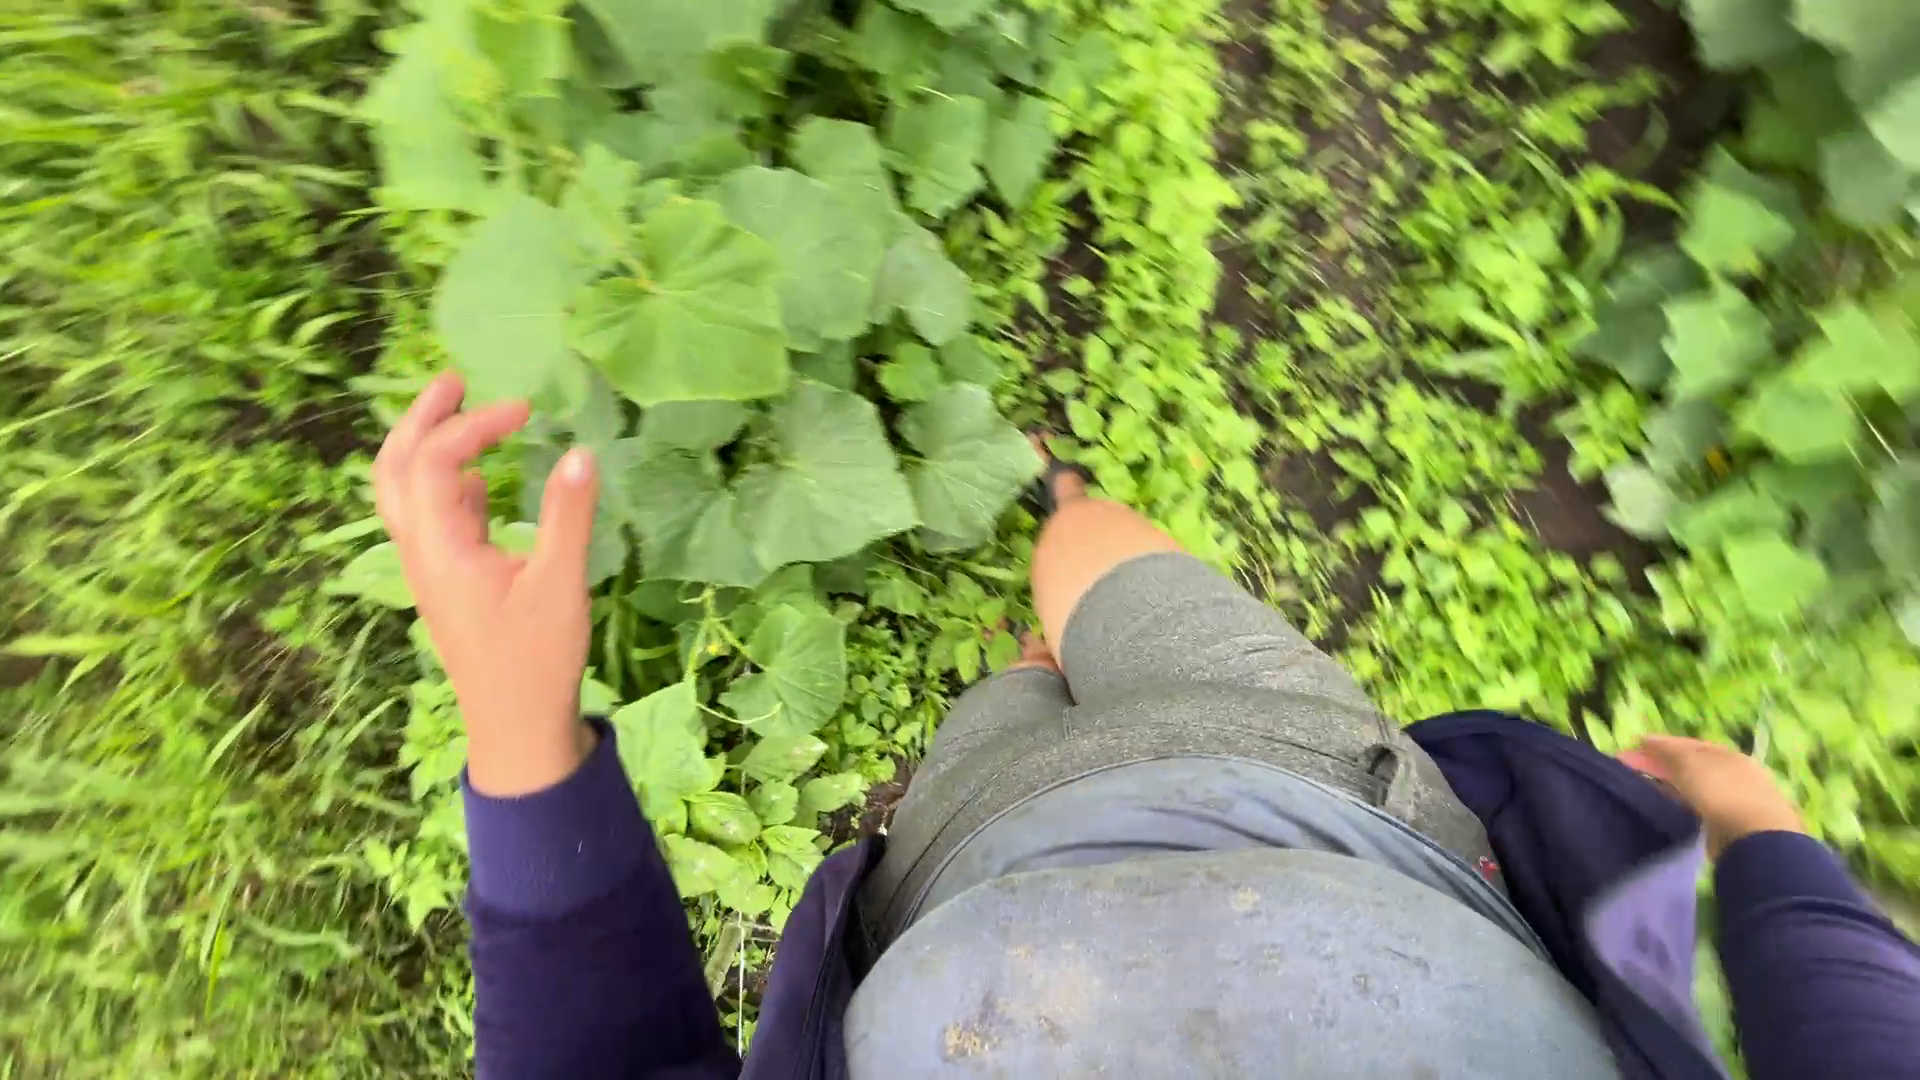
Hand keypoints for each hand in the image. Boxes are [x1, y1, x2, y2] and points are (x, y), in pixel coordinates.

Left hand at [374, 374, 601, 796]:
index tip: (526, 410)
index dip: (473, 425)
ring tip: (458, 416)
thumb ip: (568, 515)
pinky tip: (478, 482)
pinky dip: (447, 486)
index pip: (437, 463)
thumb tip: (580, 452)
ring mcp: (430, 569)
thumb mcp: (560, 583)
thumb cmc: (538, 656)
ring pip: (404, 494)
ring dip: (425, 448)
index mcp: (440, 548)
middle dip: (420, 420)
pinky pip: (430, 520)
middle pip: (394, 470)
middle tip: (455, 382)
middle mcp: (420, 552)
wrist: (515, 723)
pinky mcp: (449, 582)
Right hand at [1618, 735, 1805, 858]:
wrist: (1755, 839)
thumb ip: (1665, 748)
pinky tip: (1663, 801)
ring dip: (1665, 780)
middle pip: (1689, 763)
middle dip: (1658, 762)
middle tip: (1628, 764)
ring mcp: (1735, 798)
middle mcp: (1735, 773)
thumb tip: (1646, 740)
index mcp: (1729, 755)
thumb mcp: (1687, 761)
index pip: (1687, 743)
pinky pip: (1695, 802)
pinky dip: (1677, 798)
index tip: (1631, 747)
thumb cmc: (1721, 791)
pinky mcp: (1730, 820)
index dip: (1657, 743)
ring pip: (1691, 783)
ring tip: (1640, 783)